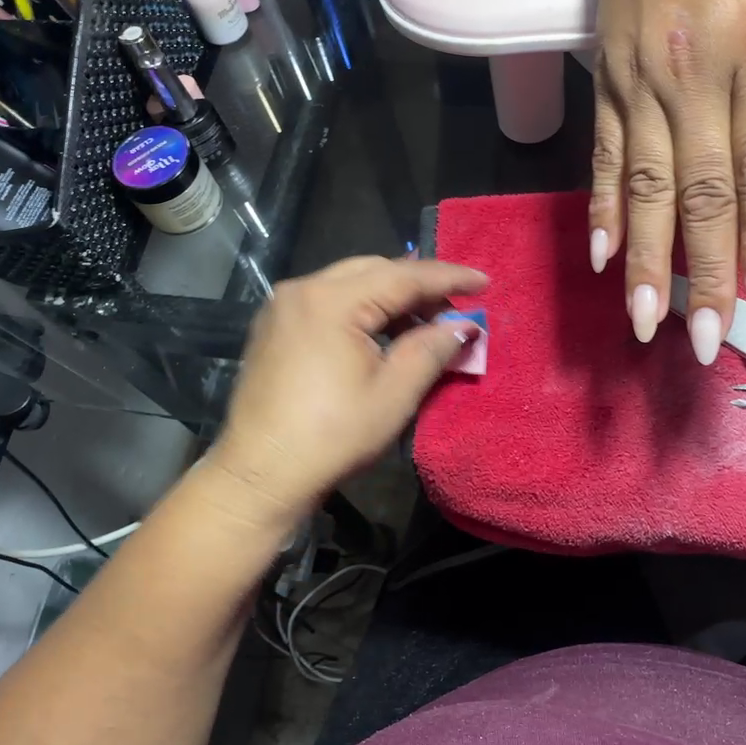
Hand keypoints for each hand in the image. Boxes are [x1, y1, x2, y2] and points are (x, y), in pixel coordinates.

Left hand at [208, 257, 487, 525]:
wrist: (262, 474)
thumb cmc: (332, 437)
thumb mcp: (393, 395)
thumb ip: (431, 350)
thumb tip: (463, 326)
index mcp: (330, 301)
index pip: (402, 276)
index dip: (448, 279)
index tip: (484, 282)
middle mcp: (300, 291)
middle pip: (372, 271)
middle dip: (417, 285)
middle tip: (455, 309)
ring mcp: (281, 308)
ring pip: (348, 284)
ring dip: (388, 298)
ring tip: (423, 323)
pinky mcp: (272, 328)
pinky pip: (325, 302)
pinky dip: (359, 309)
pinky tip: (381, 333)